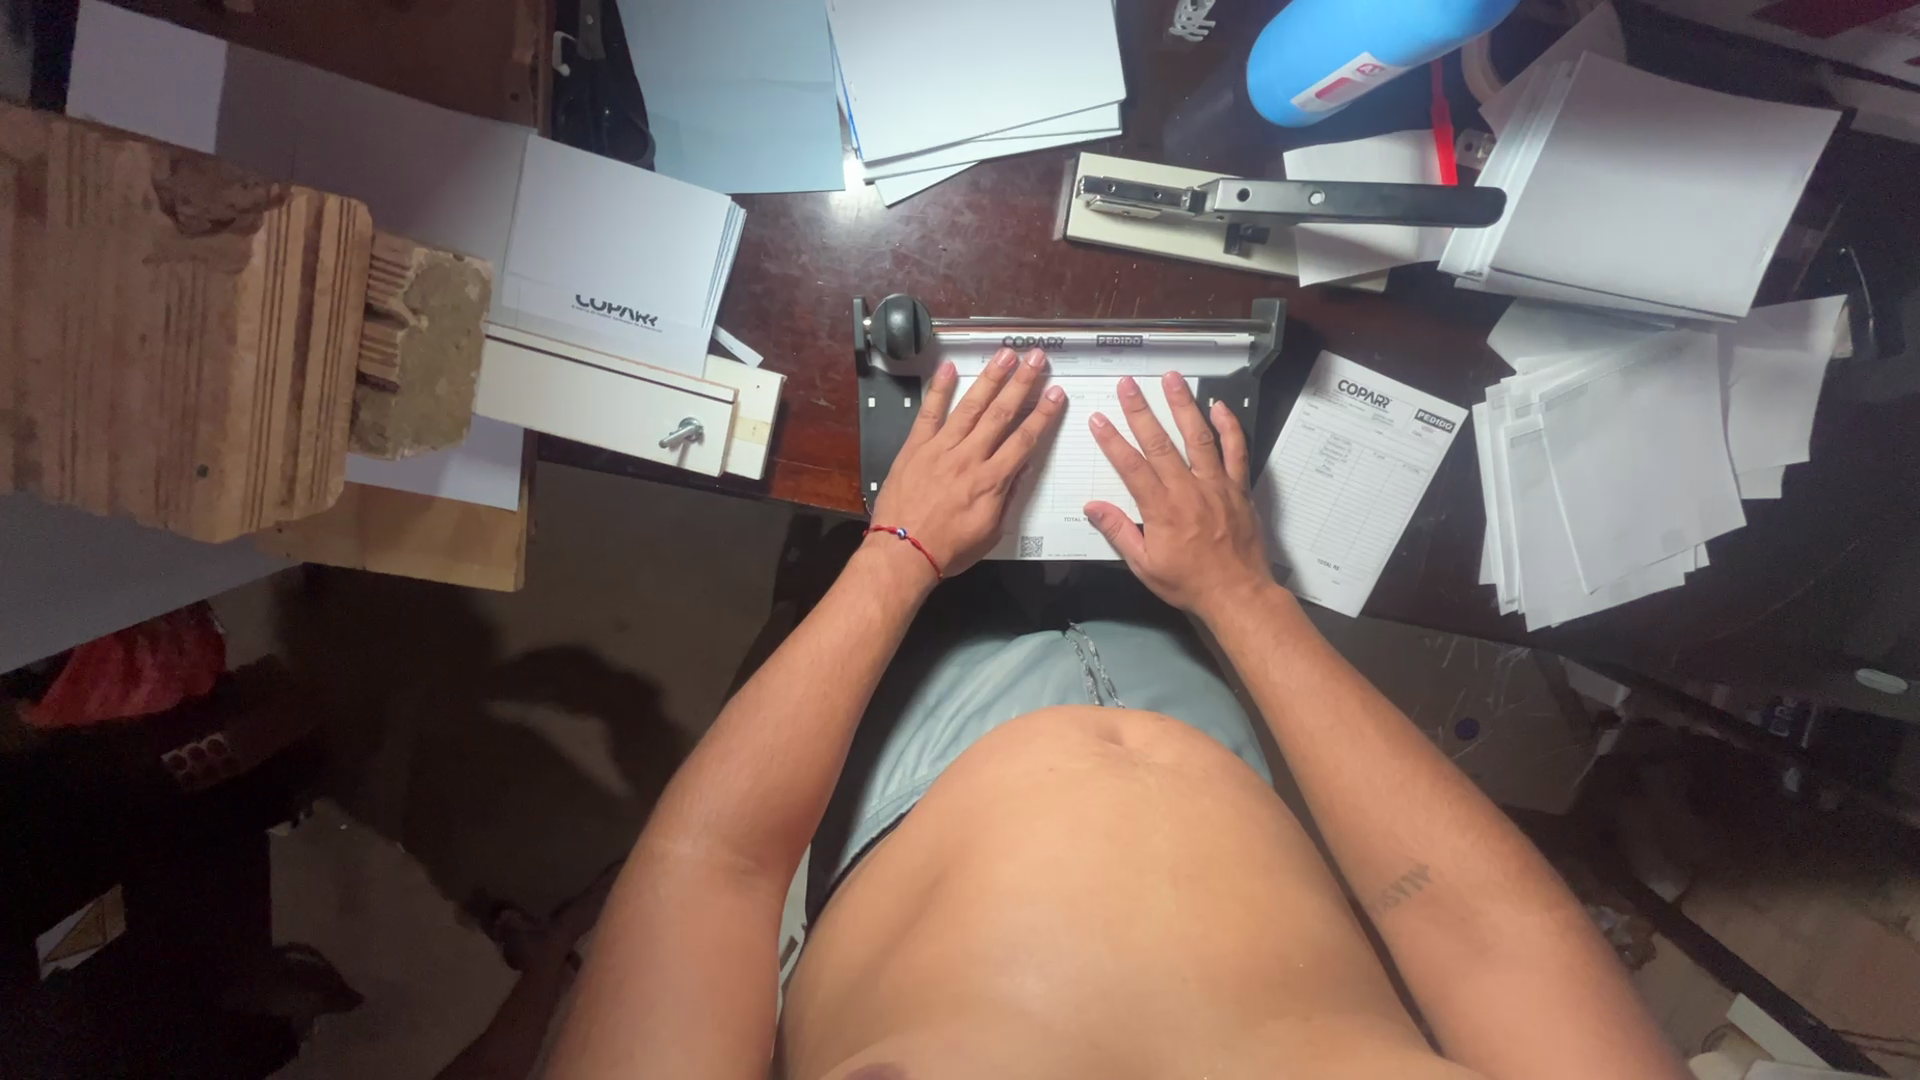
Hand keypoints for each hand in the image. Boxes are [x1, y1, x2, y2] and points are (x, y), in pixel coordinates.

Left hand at [871, 347, 1065, 577]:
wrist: (902, 553)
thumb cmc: (948, 550)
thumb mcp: (990, 532)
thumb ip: (1006, 498)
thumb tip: (1020, 470)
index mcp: (991, 481)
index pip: (1024, 440)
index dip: (1043, 415)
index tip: (1056, 393)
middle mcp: (969, 458)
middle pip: (1001, 414)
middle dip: (1022, 383)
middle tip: (1037, 358)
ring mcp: (940, 449)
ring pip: (970, 406)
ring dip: (990, 378)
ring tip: (1006, 354)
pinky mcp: (915, 448)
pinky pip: (929, 413)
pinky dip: (939, 389)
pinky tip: (950, 367)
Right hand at [1085, 372, 1278, 621]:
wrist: (1237, 594)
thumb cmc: (1187, 582)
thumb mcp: (1143, 564)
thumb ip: (1118, 531)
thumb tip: (1092, 506)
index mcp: (1161, 509)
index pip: (1131, 467)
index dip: (1112, 441)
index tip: (1098, 419)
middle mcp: (1188, 489)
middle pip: (1160, 442)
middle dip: (1141, 411)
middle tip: (1128, 385)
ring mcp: (1216, 485)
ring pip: (1198, 437)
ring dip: (1183, 405)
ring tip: (1171, 379)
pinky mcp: (1238, 488)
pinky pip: (1236, 451)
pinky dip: (1229, 427)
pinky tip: (1218, 407)